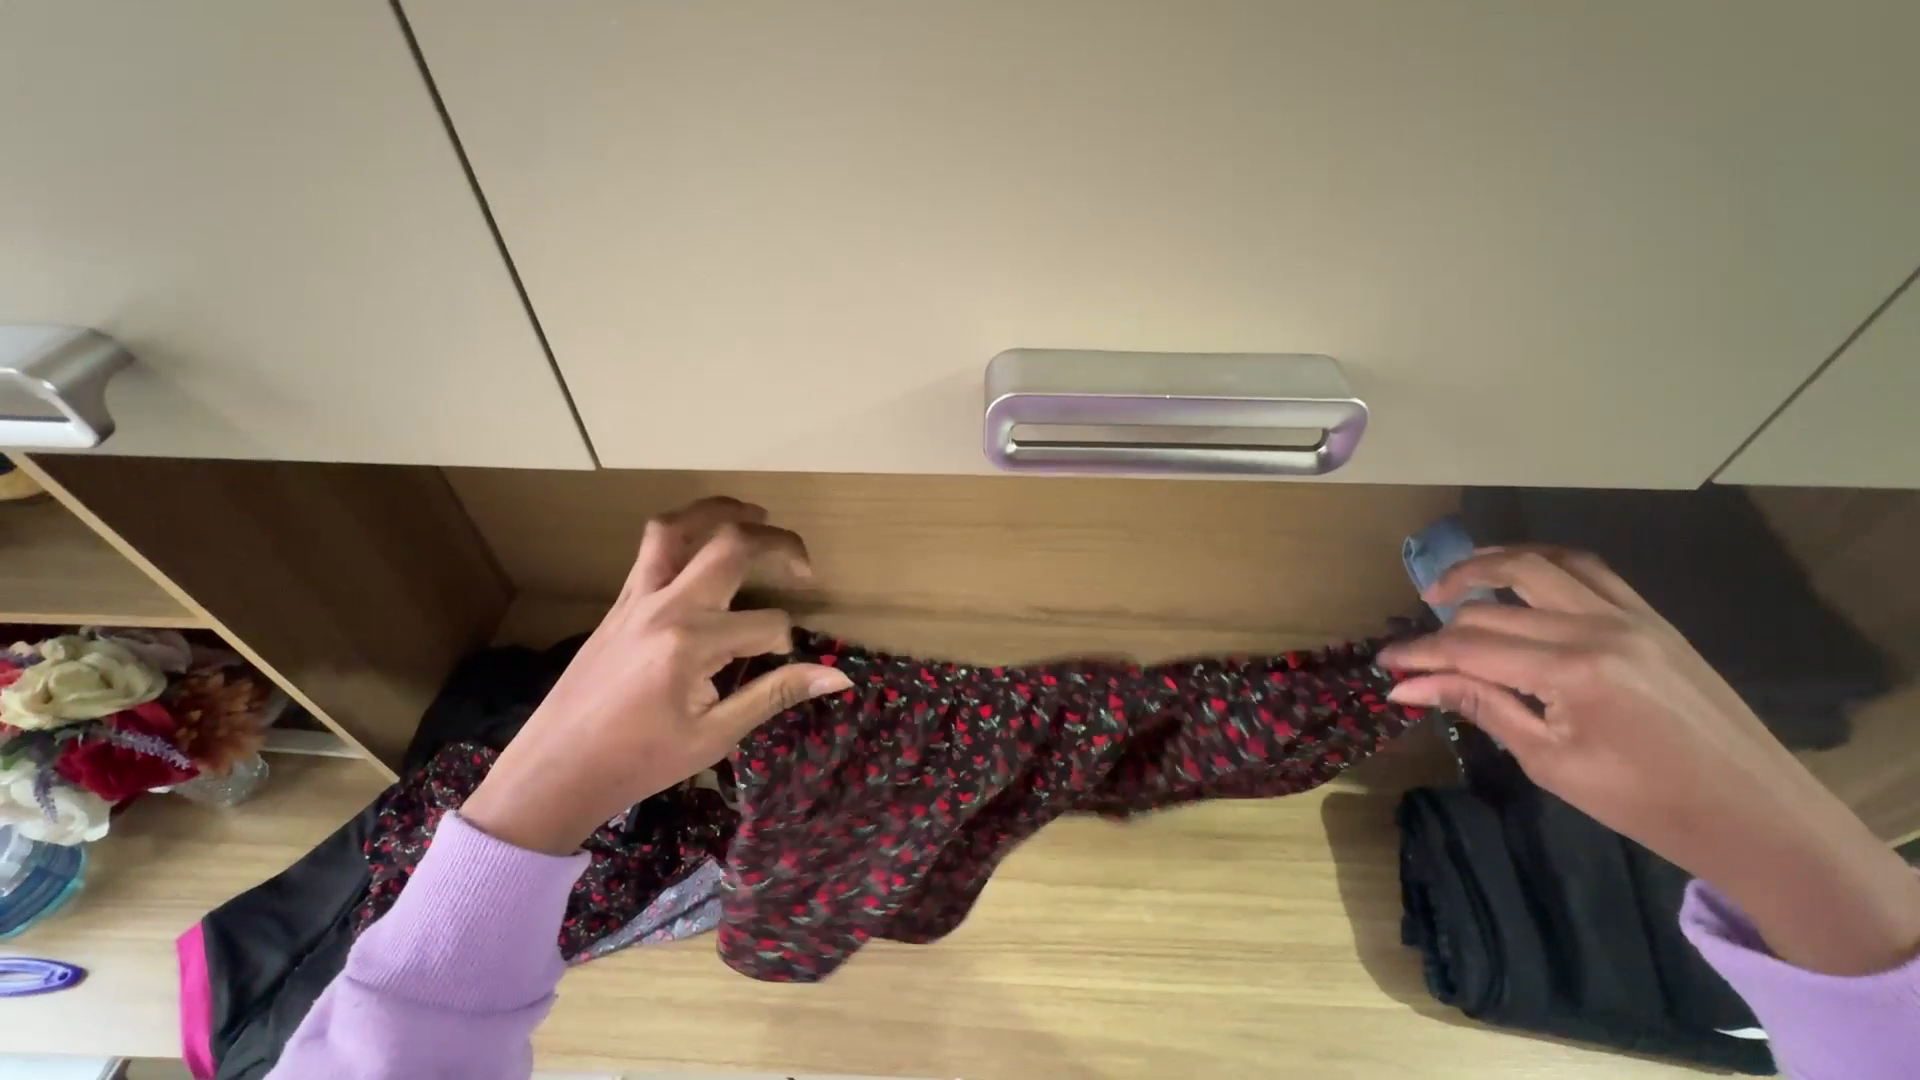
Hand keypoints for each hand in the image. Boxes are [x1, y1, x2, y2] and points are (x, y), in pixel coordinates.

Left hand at [461, 497, 850, 855]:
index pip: (767, 625)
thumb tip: (840, 678)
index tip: (782, 665)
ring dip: (723, 512)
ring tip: (757, 513)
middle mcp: (665, 606)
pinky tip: (705, 545)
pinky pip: (652, 547)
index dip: (787, 642)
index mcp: (691, 644)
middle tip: (804, 567)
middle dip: (779, 545)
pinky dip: (686, 532)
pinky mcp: (619, 601)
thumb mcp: (715, 736)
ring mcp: (637, 597)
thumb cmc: (639, 761)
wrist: (556, 770)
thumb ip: (776, 694)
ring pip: (680, 528)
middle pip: (731, 546)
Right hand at [1378, 547, 1919, 975]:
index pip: (1469, 648)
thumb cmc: (1645, 804)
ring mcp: (1631, 616)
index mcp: (1573, 672)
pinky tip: (1513, 581)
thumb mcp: (1548, 761)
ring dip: (1486, 566)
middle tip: (1413, 649)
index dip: (1419, 654)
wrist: (1759, 815)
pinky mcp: (1652, 618)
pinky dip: (1539, 565)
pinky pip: (1586, 570)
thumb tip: (1407, 687)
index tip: (1385, 664)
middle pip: (1494, 608)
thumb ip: (1479, 706)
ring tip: (1447, 586)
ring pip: (1540, 563)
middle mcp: (1599, 628)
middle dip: (1441, 625)